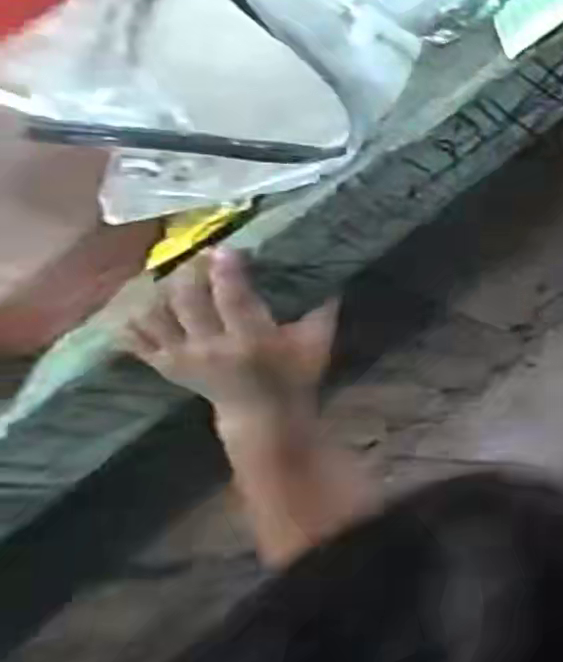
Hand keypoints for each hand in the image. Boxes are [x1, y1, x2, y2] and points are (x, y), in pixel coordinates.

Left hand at [125, 249, 337, 427]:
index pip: (233, 298)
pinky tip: (143, 301)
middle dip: (191, 272)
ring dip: (160, 290)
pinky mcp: (161, 364)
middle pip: (187, 300)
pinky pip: (132, 337)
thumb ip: (322, 310)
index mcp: (252, 340)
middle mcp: (210, 347)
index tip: (226, 249)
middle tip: (200, 256)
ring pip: (153, 314)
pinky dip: (132, 316)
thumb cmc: (297, 373)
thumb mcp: (319, 342)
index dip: (228, 272)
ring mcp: (180, 357)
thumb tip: (331, 275)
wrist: (262, 412)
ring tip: (173, 275)